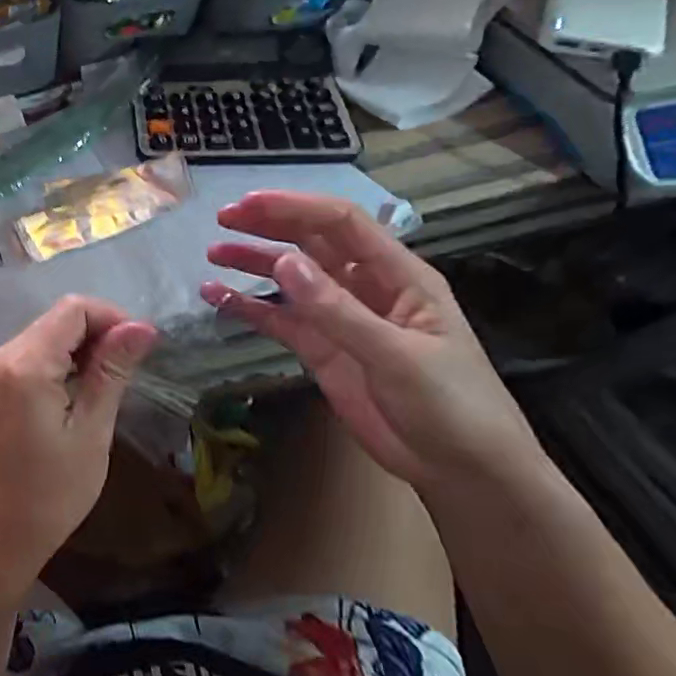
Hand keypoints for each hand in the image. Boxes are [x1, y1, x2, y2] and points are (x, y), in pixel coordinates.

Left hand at [0, 296, 157, 588]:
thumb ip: (113, 370)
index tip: (141, 348)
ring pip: (51, 332)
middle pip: (61, 317)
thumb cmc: (55, 489)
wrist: (6, 532)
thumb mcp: (93, 428)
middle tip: (131, 368)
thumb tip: (143, 326)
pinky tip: (86, 388)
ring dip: (85, 346)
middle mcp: (5, 354)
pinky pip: (39, 351)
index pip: (74, 309)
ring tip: (113, 381)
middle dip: (100, 331)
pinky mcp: (0, 382)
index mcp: (26, 363)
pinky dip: (67, 359)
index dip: (112, 317)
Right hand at [200, 191, 541, 490]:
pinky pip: (280, 320)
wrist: (461, 469)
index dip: (294, 208)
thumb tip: (284, 262)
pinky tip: (219, 299)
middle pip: (311, 243)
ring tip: (214, 254)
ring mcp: (340, 318)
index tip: (248, 206)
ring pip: (291, 279)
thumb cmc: (450, 404)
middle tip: (223, 219)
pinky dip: (249, 308)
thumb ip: (338, 310)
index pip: (341, 224)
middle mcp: (365, 286)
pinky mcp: (321, 350)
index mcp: (397, 274)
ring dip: (254, 263)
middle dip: (268, 227)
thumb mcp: (397, 355)